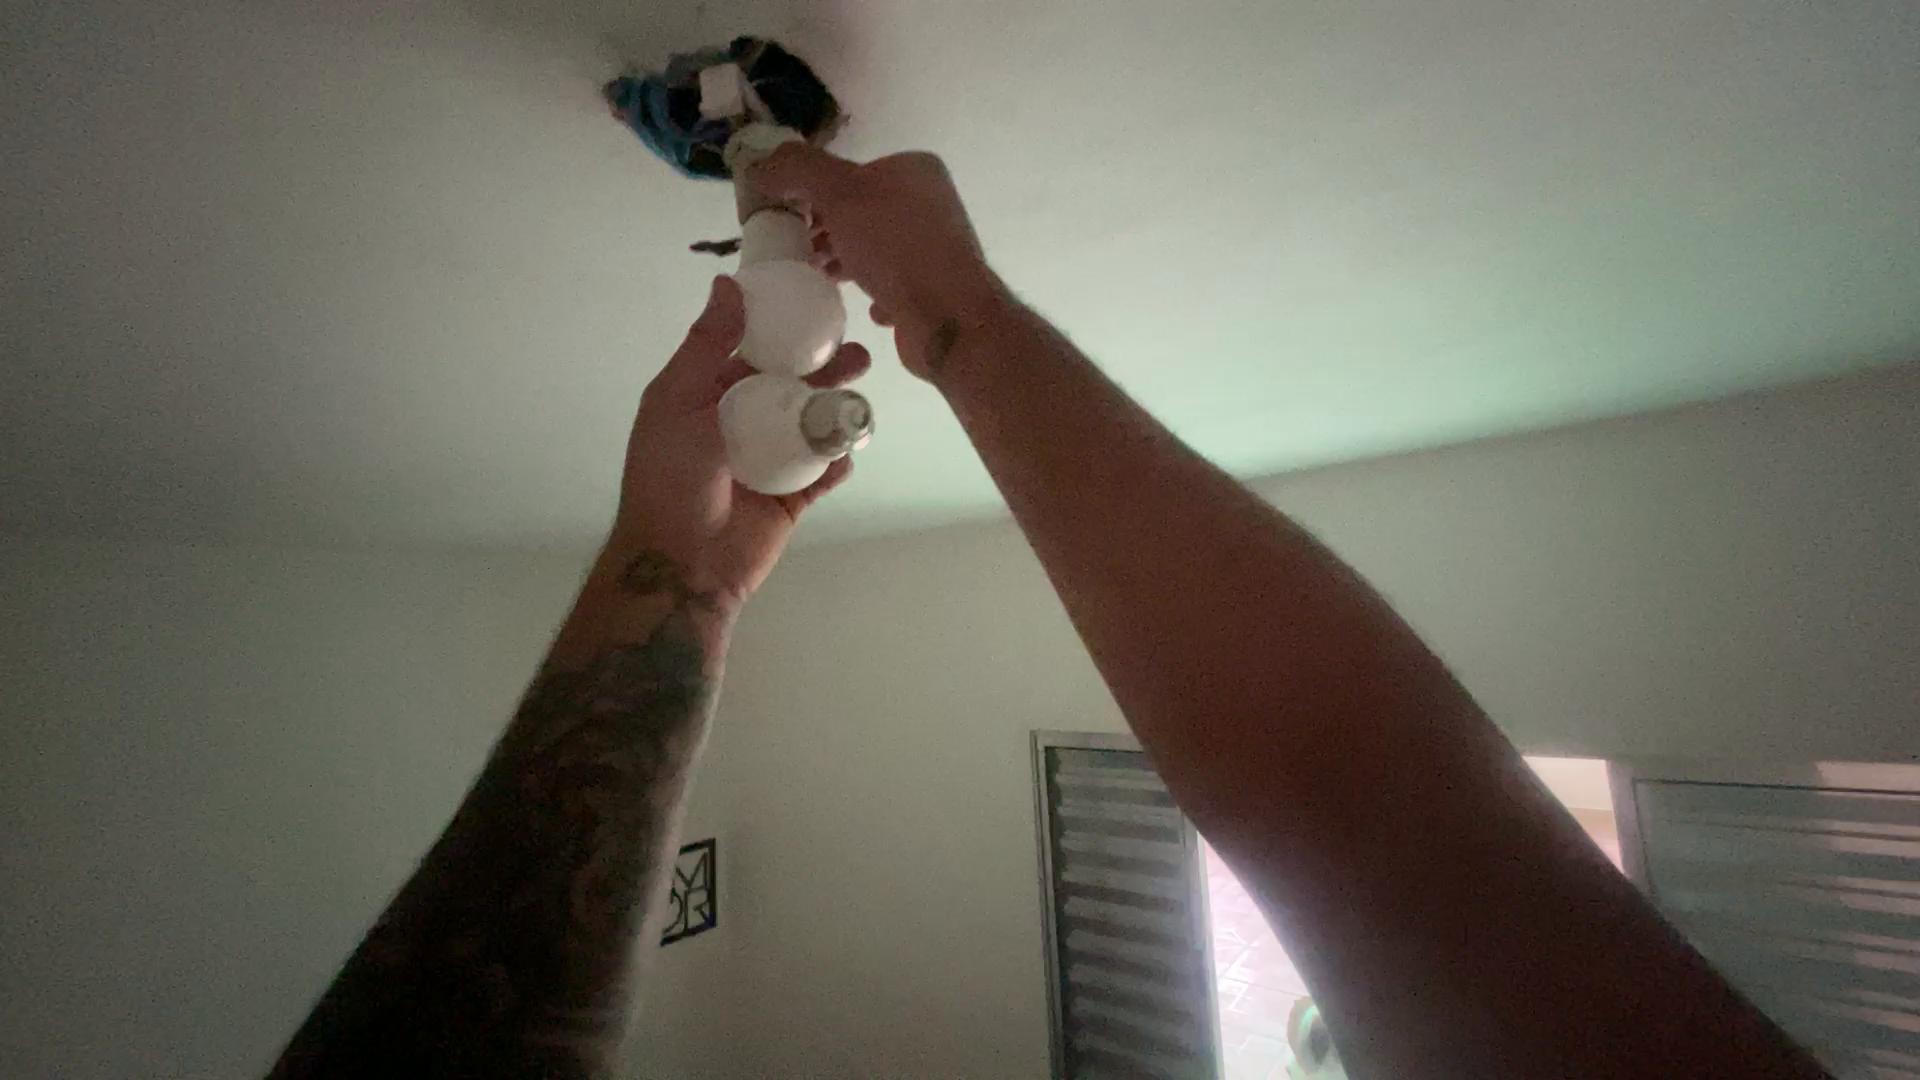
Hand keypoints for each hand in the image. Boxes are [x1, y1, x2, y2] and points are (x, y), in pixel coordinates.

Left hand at [610, 276, 869, 609]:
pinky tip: (846, 453)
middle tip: (859, 357)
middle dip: (825, 373)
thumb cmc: (671, 479)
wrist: (682, 564)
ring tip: (859, 405)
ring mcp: (770, 463)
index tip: (819, 314)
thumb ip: (707, 346)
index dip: (786, 334)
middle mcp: (743, 426)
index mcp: (711, 397)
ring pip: (812, 429)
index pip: (755, 356)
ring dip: (837, 414)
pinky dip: (835, 463)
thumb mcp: (678, 402)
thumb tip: (726, 283)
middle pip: (792, 390)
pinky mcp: (791, 499)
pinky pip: (820, 474)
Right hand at [751, 145, 1009, 379]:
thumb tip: (758, 166)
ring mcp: (936, 254)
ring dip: (845, 264)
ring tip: (816, 278)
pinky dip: (874, 296)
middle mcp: (932, 208)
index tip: (786, 216)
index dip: (814, 191)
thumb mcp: (839, 191)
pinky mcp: (934, 295)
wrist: (948, 320)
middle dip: (826, 231)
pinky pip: (893, 289)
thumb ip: (796, 169)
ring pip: (876, 253)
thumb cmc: (896, 247)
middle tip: (796, 250)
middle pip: (862, 214)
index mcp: (916, 171)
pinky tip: (862, 308)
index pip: (853, 171)